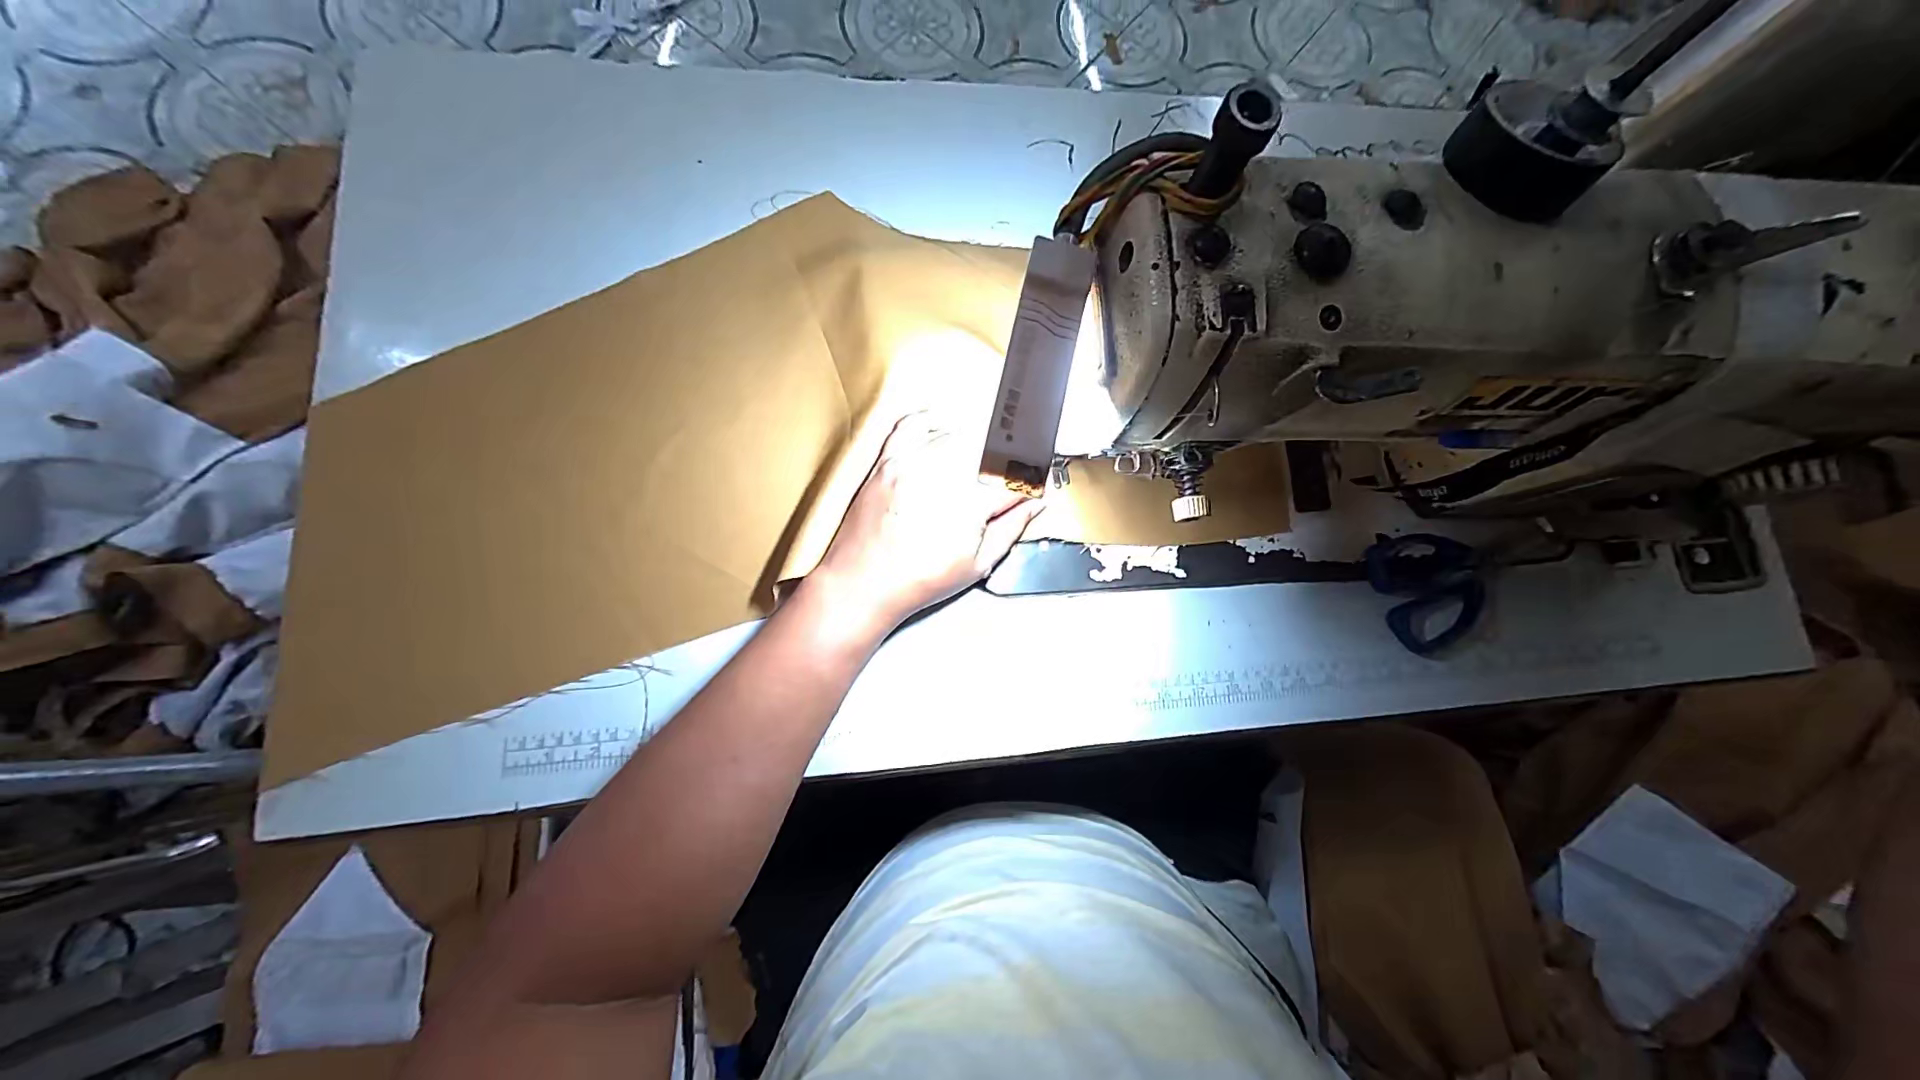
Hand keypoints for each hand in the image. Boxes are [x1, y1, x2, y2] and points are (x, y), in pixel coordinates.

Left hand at [807, 414, 1041, 637]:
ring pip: (958, 433)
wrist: (861, 582)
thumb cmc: (915, 581)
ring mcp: (912, 462)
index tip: (1035, 484)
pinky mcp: (887, 461)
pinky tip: (941, 430)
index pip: (1016, 477)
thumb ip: (1011, 528)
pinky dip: (930, 423)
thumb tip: (1034, 505)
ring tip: (980, 464)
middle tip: (1010, 478)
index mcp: (971, 501)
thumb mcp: (977, 565)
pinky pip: (912, 425)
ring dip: (976, 444)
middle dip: (1008, 461)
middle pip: (991, 447)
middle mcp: (942, 473)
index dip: (1032, 481)